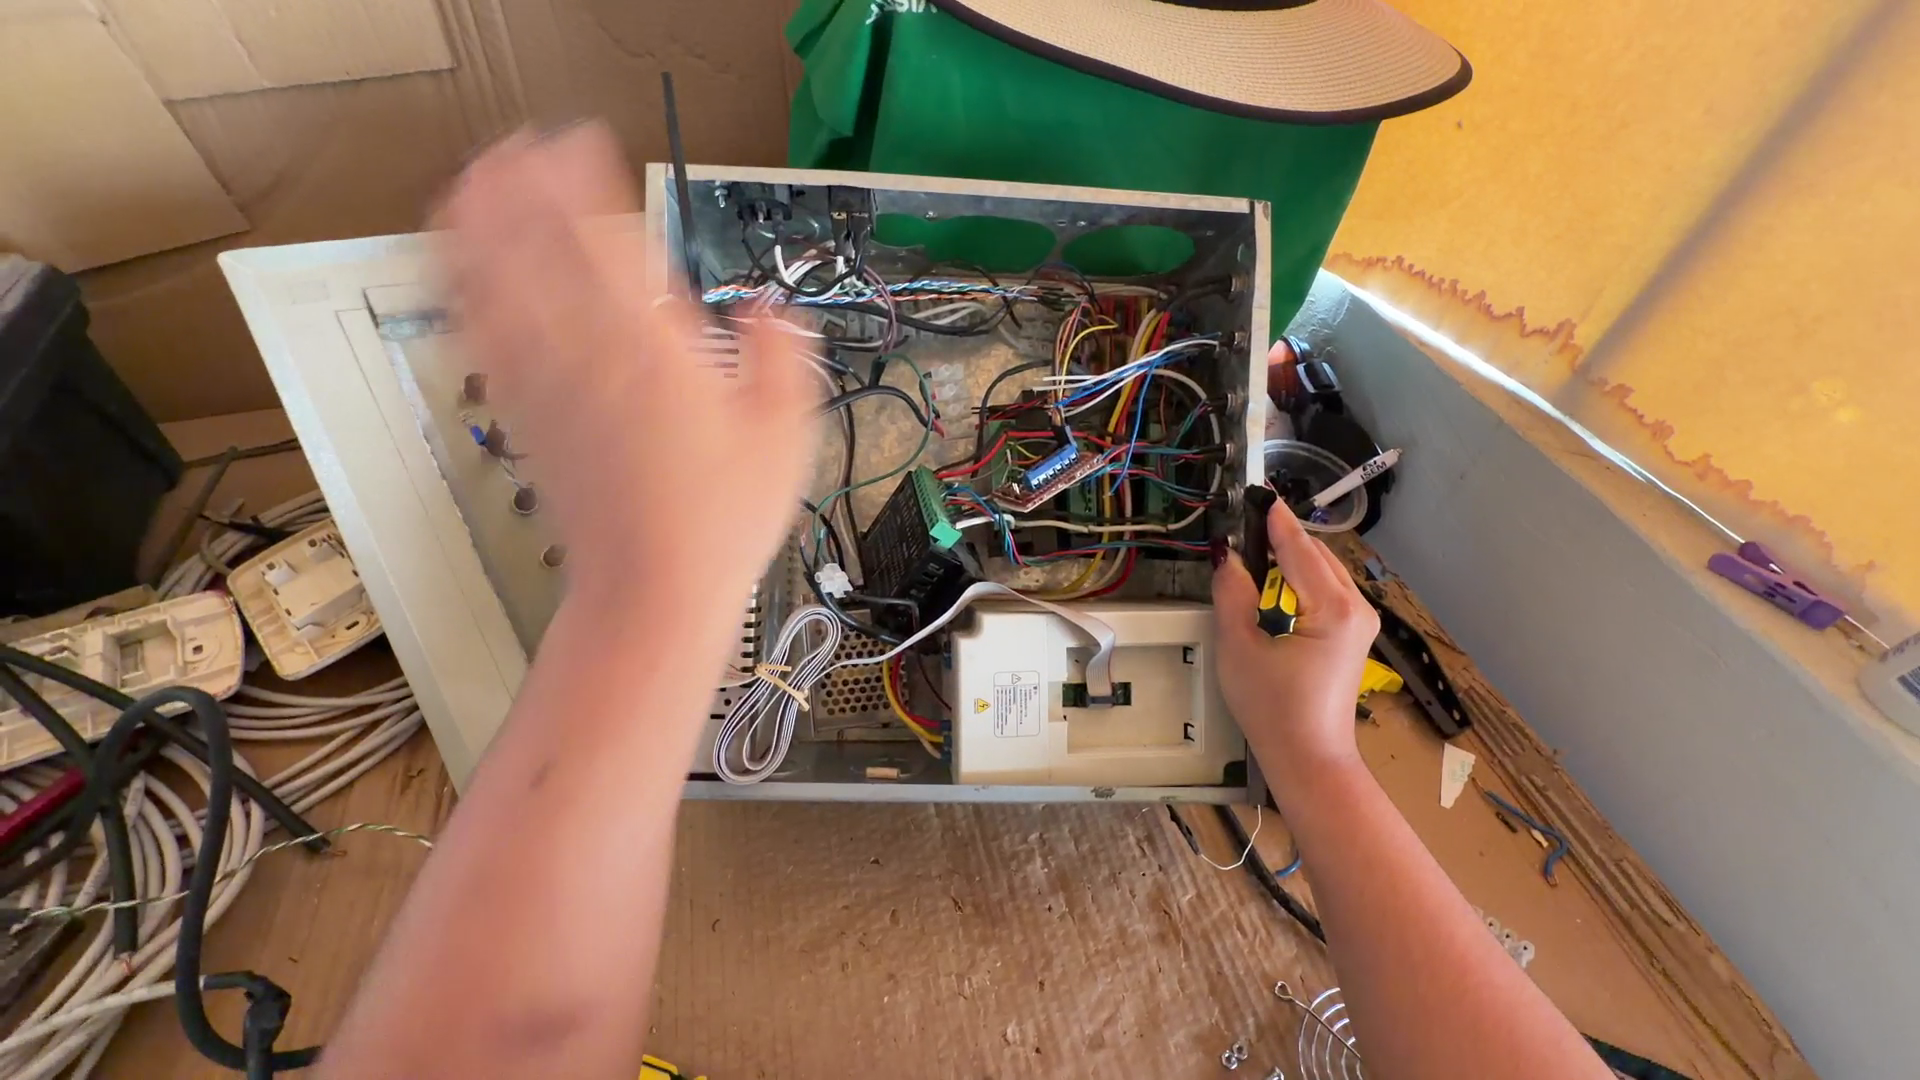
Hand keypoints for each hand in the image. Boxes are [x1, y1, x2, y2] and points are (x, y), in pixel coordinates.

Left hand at [437, 125, 813, 623]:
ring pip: (483, 284)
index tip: (583, 142)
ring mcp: (543, 387)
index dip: (585, 176)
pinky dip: (458, 292)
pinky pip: (474, 340)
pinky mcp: (521, 420)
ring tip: (471, 185)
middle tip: (520, 149)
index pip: (603, 235)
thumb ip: (783, 357)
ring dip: (471, 224)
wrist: (652, 591)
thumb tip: (769, 309)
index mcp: (654, 348)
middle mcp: (586, 353)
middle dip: (515, 182)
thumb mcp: (787, 435)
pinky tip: (457, 274)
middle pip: (526, 245)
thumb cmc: (722, 518)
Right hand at [1211, 502, 1379, 783]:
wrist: (1308, 756)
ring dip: (1289, 559)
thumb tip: (1227, 555)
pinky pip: (1326, 589)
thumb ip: (1232, 592)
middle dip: (1280, 537)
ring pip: (1322, 570)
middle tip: (1242, 525)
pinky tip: (1274, 586)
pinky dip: (1299, 579)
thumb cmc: (1271, 706)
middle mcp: (1356, 606)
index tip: (1254, 491)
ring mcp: (1360, 620)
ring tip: (1252, 554)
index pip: (1297, 548)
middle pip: (1315, 554)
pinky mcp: (1354, 632)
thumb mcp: (1238, 646)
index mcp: (1331, 607)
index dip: (1273, 519)